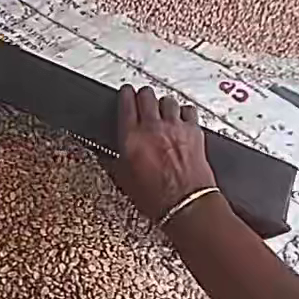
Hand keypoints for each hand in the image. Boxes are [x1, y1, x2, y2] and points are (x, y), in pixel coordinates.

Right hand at [109, 86, 217, 222]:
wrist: (185, 204)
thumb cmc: (155, 197)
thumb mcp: (124, 181)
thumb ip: (113, 162)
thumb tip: (104, 155)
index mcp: (131, 138)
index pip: (126, 102)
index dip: (125, 95)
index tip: (126, 93)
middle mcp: (153, 127)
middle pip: (147, 95)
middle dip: (143, 96)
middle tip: (143, 101)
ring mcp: (175, 127)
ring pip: (167, 100)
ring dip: (163, 105)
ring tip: (162, 113)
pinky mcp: (194, 131)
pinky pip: (188, 110)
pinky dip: (183, 113)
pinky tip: (181, 120)